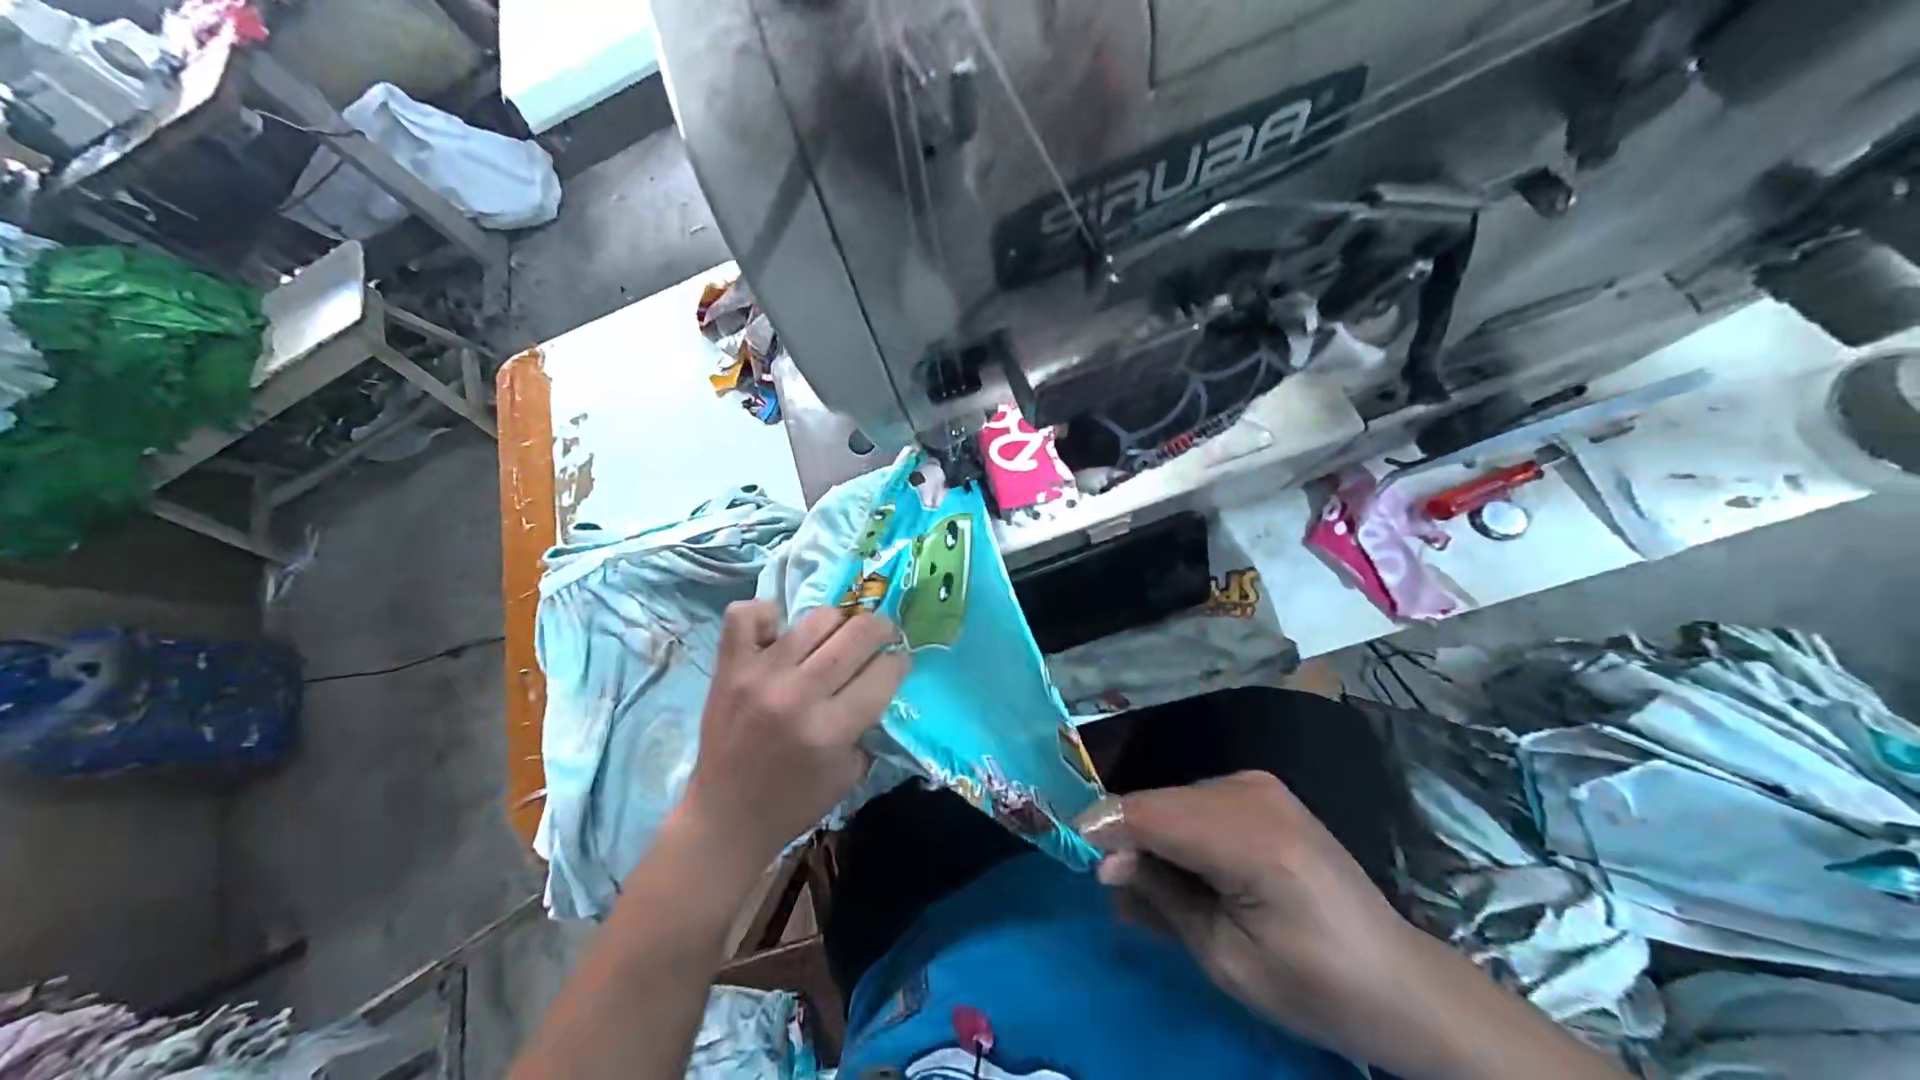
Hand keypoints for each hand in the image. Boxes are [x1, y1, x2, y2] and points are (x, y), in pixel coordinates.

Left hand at [681, 602, 908, 866]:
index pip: (884, 672)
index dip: (899, 662)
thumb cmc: (795, 801)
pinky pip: (746, 615)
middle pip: (857, 635)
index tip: (897, 662)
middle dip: (880, 629)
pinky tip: (778, 630)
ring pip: (816, 619)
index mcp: (832, 729)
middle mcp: (798, 695)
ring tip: (835, 635)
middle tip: (879, 636)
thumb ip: (869, 725)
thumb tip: (881, 680)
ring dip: (837, 621)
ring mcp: (760, 675)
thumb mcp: (850, 773)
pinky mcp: (729, 667)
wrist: (726, 817)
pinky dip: (766, 614)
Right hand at [1078, 772, 1627, 1079]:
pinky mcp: (1262, 791)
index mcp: (1254, 841)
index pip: (1152, 814)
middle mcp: (1255, 795)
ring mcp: (1261, 786)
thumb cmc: (1314, 987)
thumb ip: (1161, 897)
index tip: (1070, 856)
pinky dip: (1176, 833)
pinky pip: (1195, 801)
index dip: (1103, 829)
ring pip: (1173, 799)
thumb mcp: (1225, 958)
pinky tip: (1181, 872)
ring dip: (1150, 838)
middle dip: (1125, 839)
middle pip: (1159, 802)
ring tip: (1149, 891)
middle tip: (1114, 891)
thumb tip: (1104, 862)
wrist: (1398, 981)